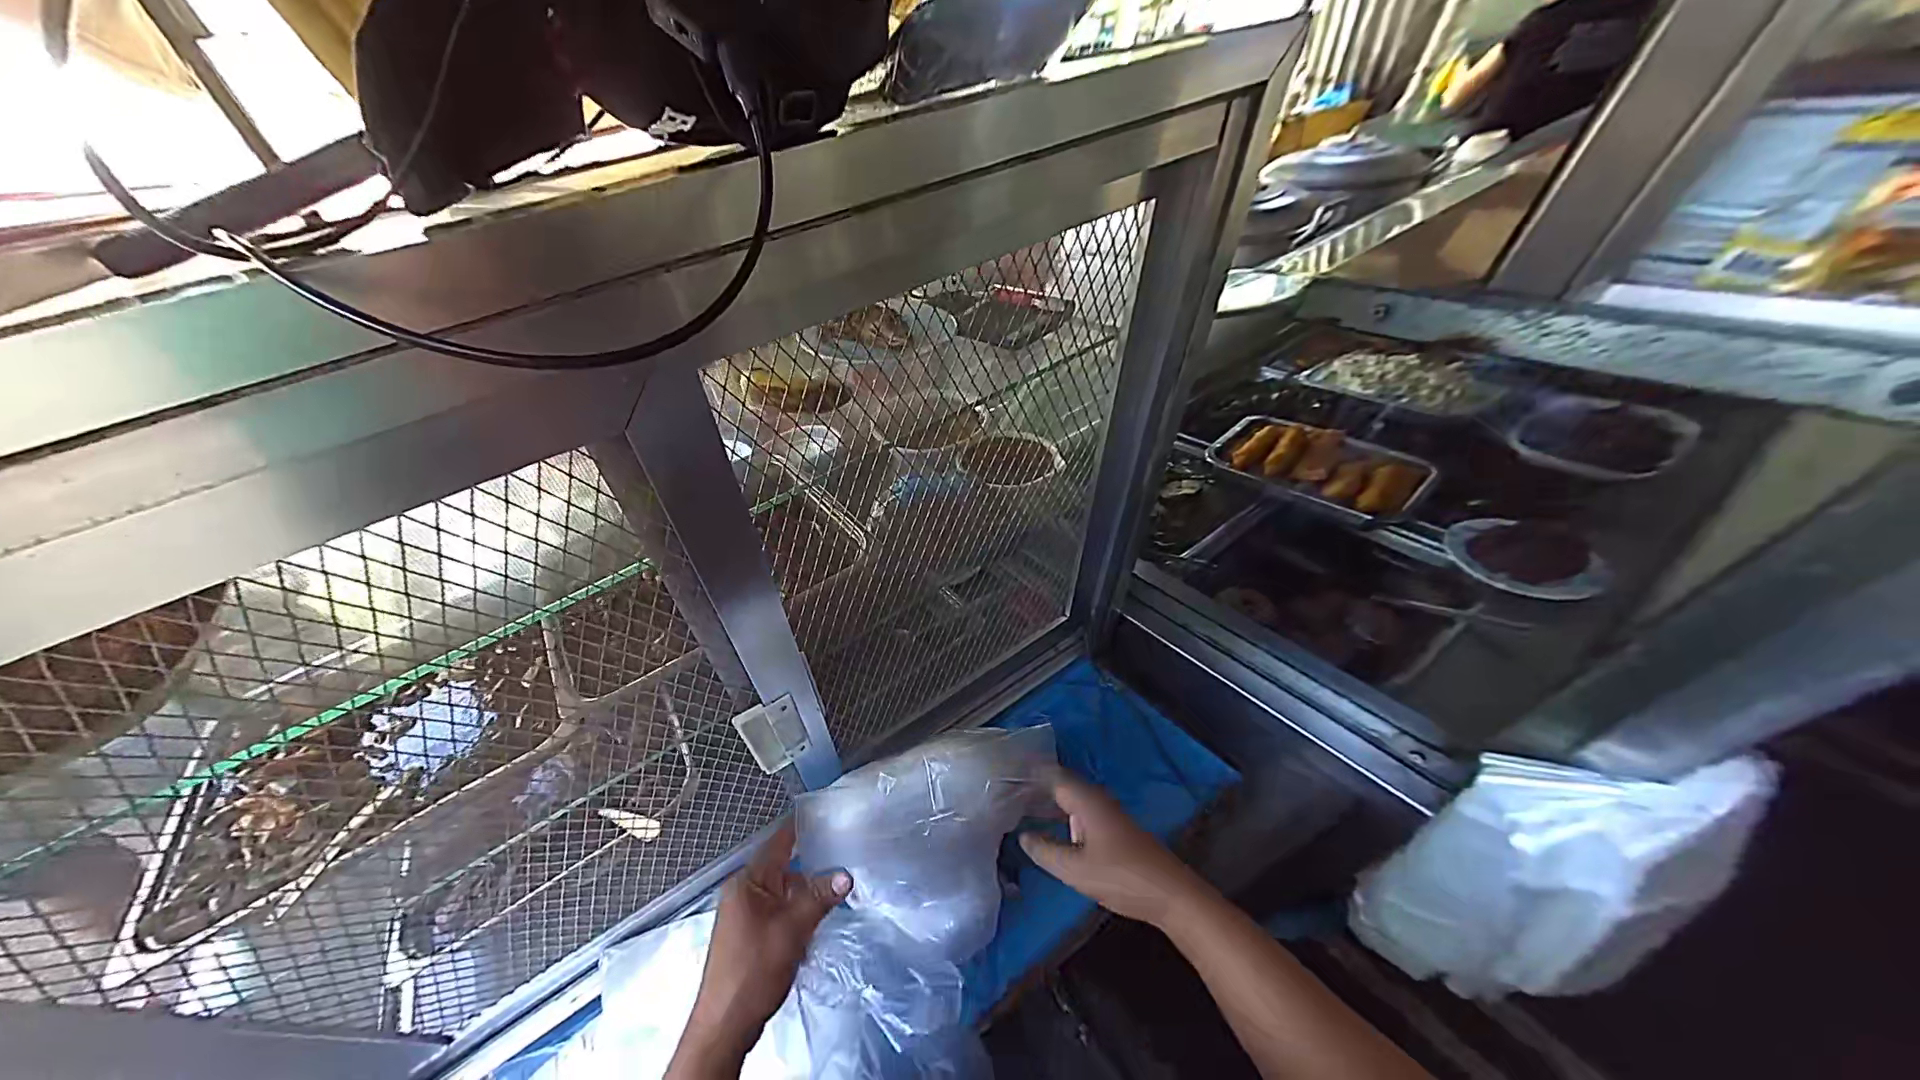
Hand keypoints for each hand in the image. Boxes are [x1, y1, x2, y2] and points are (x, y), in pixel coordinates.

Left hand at [671, 823, 850, 1074]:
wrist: (725, 1025)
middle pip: (783, 865)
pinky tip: (818, 915)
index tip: (828, 814)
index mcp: (747, 882)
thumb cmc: (754, 970)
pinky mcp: (750, 933)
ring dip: (807, 890)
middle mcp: (743, 891)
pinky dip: (798, 908)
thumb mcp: (793, 929)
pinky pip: (779, 908)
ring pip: (783, 890)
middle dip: (813, 862)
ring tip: (839, 885)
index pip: (778, 841)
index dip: (802, 826)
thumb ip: (820, 897)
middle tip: (846, 853)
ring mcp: (745, 914)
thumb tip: (846, 874)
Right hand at [1019, 770, 1210, 927]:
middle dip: (1034, 786)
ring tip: (1017, 806)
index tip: (1002, 773)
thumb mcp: (1075, 870)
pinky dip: (1060, 813)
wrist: (1171, 894)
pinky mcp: (1113, 829)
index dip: (1027, 773)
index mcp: (1086, 800)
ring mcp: (1107, 813)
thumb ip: (1045, 851)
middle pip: (1060, 784)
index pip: (1050, 775)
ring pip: (1070, 799)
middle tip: (1003, 791)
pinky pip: (1079, 811)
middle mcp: (1096, 799)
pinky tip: (1048, 826)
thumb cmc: (1121, 877)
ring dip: (1047, 800)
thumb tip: (1023, 835)